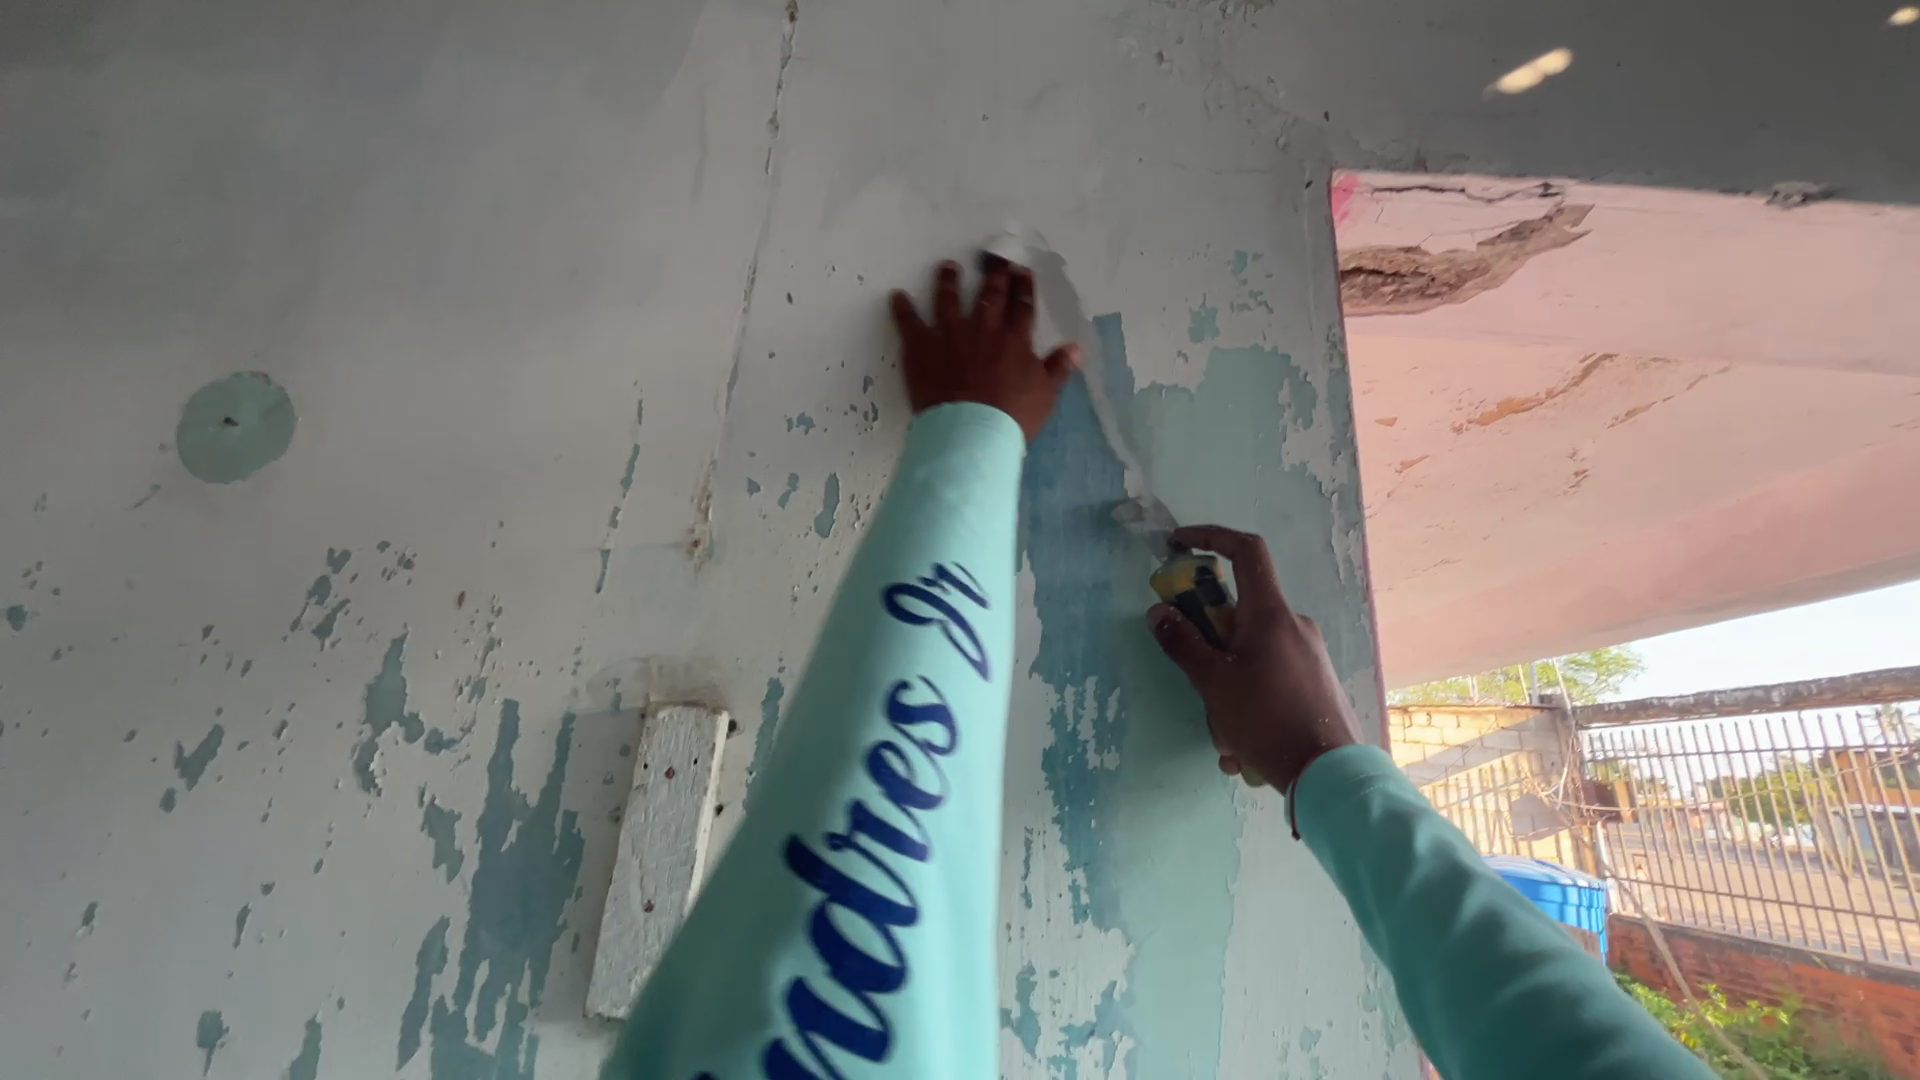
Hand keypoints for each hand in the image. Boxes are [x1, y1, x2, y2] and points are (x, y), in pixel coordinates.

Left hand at [889, 260, 1078, 442]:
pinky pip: (909, 322)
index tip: (1021, 270)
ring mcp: (950, 334)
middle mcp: (983, 328)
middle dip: (993, 275)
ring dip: (947, 281)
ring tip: (947, 267)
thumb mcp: (1045, 394)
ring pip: (948, 299)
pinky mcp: (922, 347)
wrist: (972, 431)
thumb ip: (1058, 368)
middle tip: (993, 259)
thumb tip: (1075, 348)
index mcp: (1014, 339)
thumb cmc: (1012, 416)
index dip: (1023, 287)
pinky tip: (896, 297)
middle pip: (989, 295)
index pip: (1022, 306)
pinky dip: (902, 309)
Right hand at [1146, 525, 1362, 794]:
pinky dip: (1247, 704)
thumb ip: (1183, 643)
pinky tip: (1241, 748)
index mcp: (1270, 614)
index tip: (1178, 545)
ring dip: (1226, 687)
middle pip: (1239, 613)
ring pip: (1250, 654)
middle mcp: (1294, 625)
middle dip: (1208, 645)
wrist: (1332, 777)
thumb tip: (1159, 611)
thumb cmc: (1267, 719)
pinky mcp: (1315, 682)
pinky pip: (1268, 679)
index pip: (1245, 551)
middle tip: (1197, 681)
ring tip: (1223, 735)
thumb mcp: (1212, 683)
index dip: (1210, 537)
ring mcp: (1308, 655)